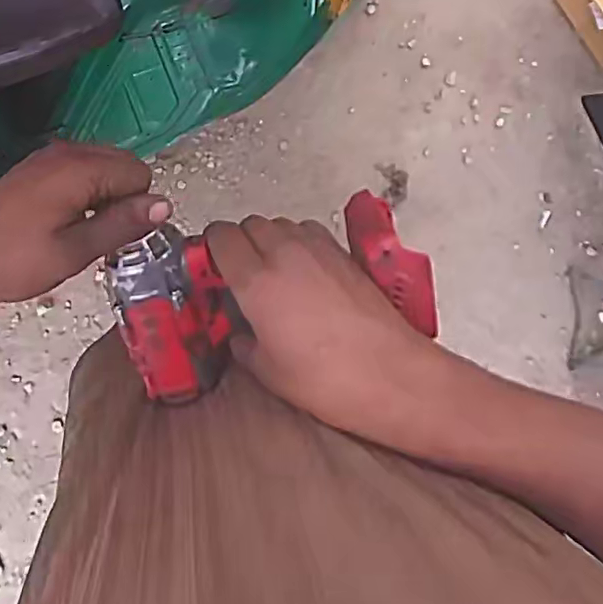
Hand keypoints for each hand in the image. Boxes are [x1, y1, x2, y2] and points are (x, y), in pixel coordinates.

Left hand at [0, 142, 168, 308]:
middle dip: (124, 199)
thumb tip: (164, 205)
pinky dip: (86, 193)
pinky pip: (81, 170)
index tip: (114, 236)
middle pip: (125, 165)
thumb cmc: (10, 262)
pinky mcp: (37, 167)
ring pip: (104, 168)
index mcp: (79, 168)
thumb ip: (122, 225)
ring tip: (80, 234)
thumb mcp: (73, 251)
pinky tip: (64, 223)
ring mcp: (49, 157)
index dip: (136, 207)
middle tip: (98, 238)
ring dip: (105, 198)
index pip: (140, 174)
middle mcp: (67, 152)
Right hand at [202, 216, 469, 453]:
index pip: (220, 236)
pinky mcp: (343, 252)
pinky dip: (297, 242)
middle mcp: (285, 253)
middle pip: (248, 224)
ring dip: (268, 240)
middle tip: (238, 273)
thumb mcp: (269, 371)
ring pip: (279, 223)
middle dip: (238, 243)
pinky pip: (307, 231)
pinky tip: (303, 272)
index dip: (210, 248)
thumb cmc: (330, 380)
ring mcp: (317, 248)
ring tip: (271, 273)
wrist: (392, 375)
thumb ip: (242, 342)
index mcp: (257, 280)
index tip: (210, 267)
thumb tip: (239, 333)